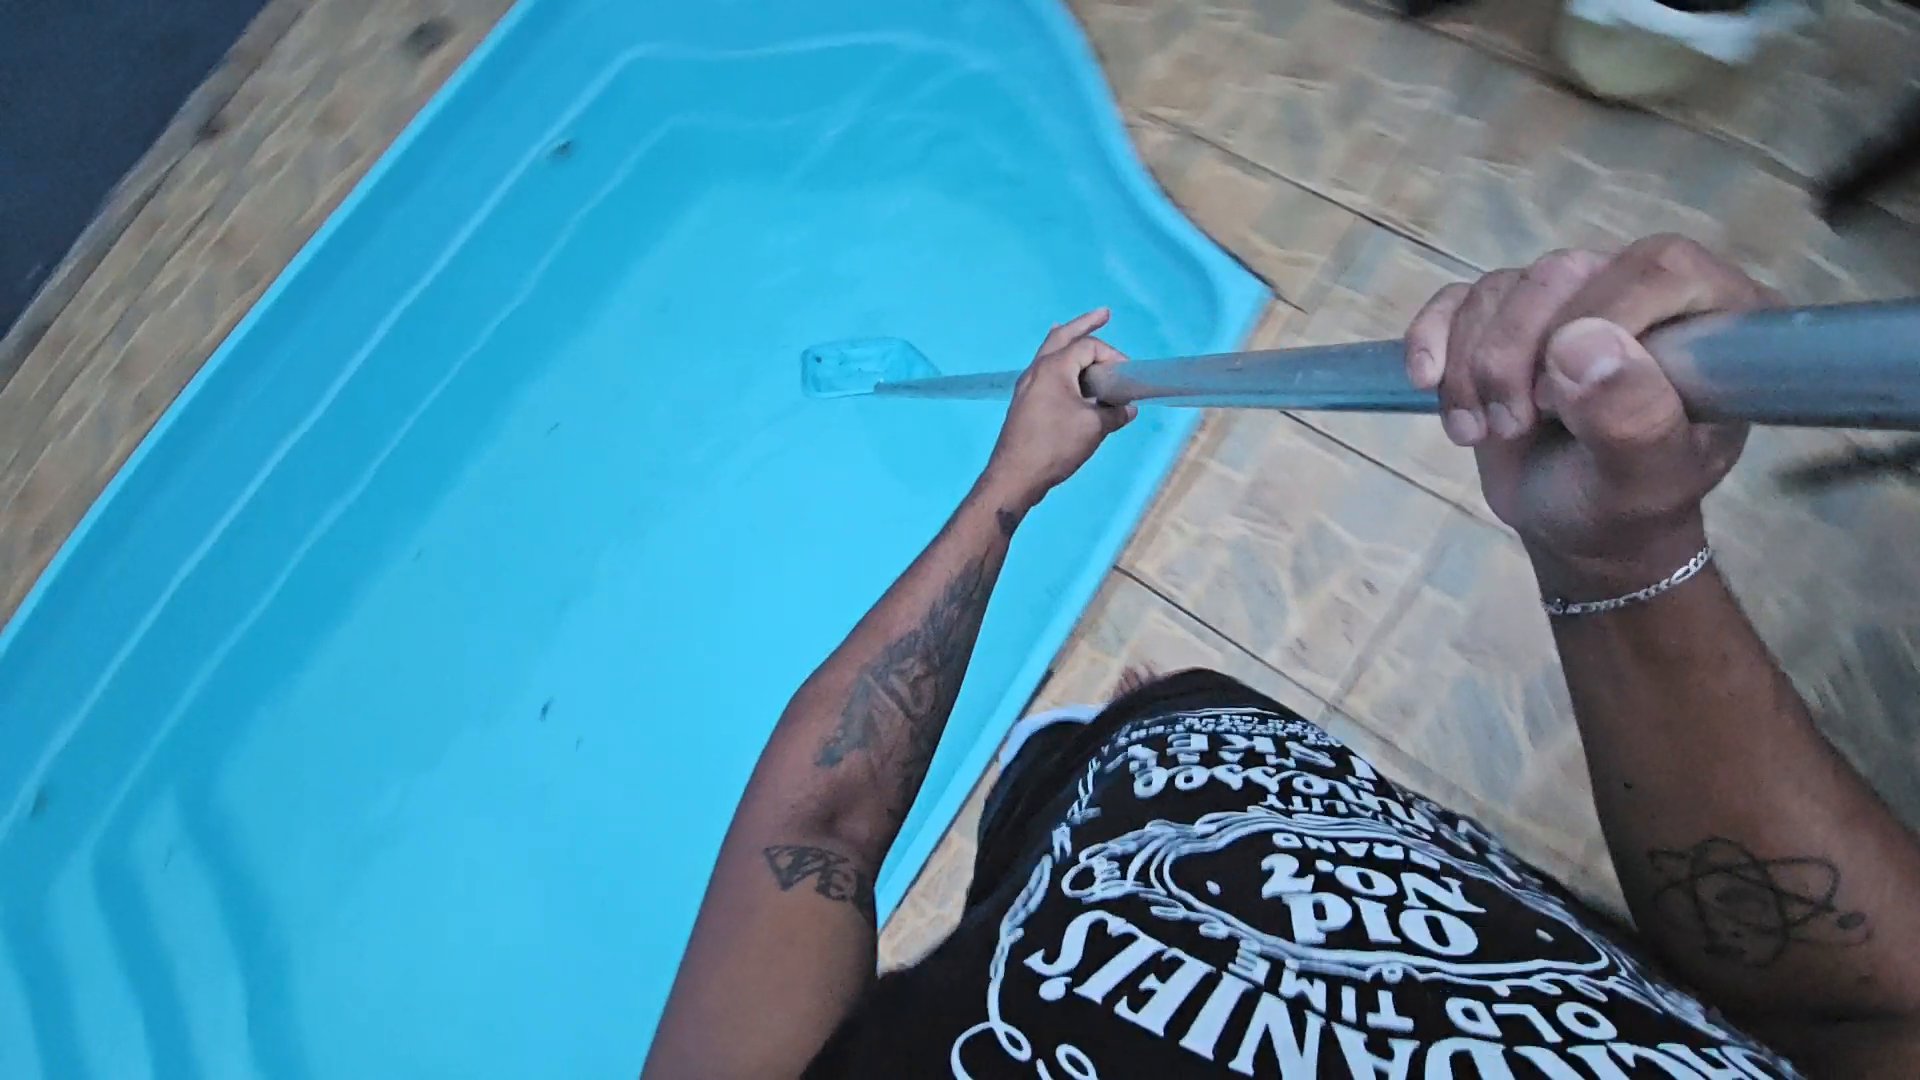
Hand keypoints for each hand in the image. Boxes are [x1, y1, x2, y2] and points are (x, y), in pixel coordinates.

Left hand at [979, 308, 1136, 511]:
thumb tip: (1128, 409)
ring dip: (1066, 340)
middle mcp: (1037, 370)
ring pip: (1048, 352)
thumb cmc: (1054, 446)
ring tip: (1077, 330)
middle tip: (1104, 313)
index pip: (1088, 346)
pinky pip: (1043, 371)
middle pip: (1062, 337)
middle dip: (1084, 324)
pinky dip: (1057, 362)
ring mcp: (1027, 386)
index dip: (1112, 355)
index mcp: (1053, 368)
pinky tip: (1062, 369)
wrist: (1015, 475)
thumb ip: (1114, 413)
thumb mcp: (1094, 428)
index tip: (1127, 375)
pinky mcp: (1024, 402)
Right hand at [1403, 235, 1777, 595]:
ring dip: (1467, 368)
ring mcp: (1562, 301)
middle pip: (1556, 275)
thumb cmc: (1619, 501)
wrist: (1564, 513)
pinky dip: (1427, 339)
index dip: (1592, 320)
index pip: (1653, 269)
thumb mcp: (1642, 480)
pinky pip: (1453, 301)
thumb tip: (1577, 344)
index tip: (1553, 400)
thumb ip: (1632, 417)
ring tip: (1475, 432)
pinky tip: (1426, 383)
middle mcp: (1637, 290)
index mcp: (1711, 315)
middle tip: (1506, 428)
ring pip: (1495, 291)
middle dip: (1509, 358)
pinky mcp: (1498, 320)